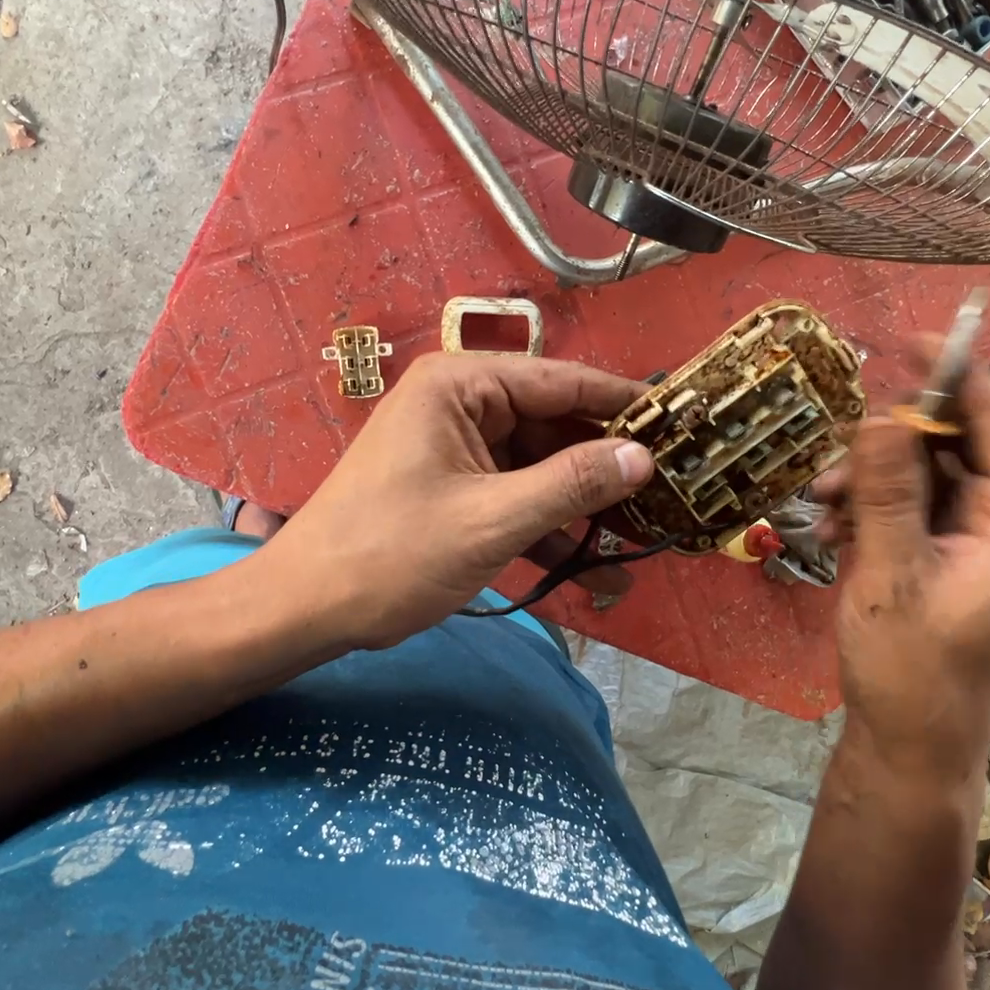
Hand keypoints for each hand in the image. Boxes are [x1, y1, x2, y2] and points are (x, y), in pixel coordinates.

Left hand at [256, 354, 655, 649]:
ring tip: (643, 538)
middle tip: (669, 494)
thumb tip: (643, 456)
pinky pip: (515, 497)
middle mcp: (461, 404)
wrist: (307, 608)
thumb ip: (571, 484)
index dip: (623, 404)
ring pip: (540, 467)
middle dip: (606, 466)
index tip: (682, 423)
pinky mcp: (454, 489)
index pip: (561, 381)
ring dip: (583, 506)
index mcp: (461, 386)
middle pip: (554, 425)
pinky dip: (548, 528)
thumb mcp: (491, 519)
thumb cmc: (390, 553)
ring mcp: (457, 448)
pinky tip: (594, 568)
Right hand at [819, 363, 989, 791]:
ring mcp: (985, 541)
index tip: (908, 343)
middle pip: (962, 443)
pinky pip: (917, 507)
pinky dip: (875, 507)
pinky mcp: (956, 558)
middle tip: (835, 456)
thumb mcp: (889, 576)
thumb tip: (879, 415)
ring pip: (931, 474)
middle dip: (893, 440)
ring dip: (873, 478)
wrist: (912, 746)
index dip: (960, 374)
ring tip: (822, 505)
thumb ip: (888, 492)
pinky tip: (834, 529)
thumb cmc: (909, 671)